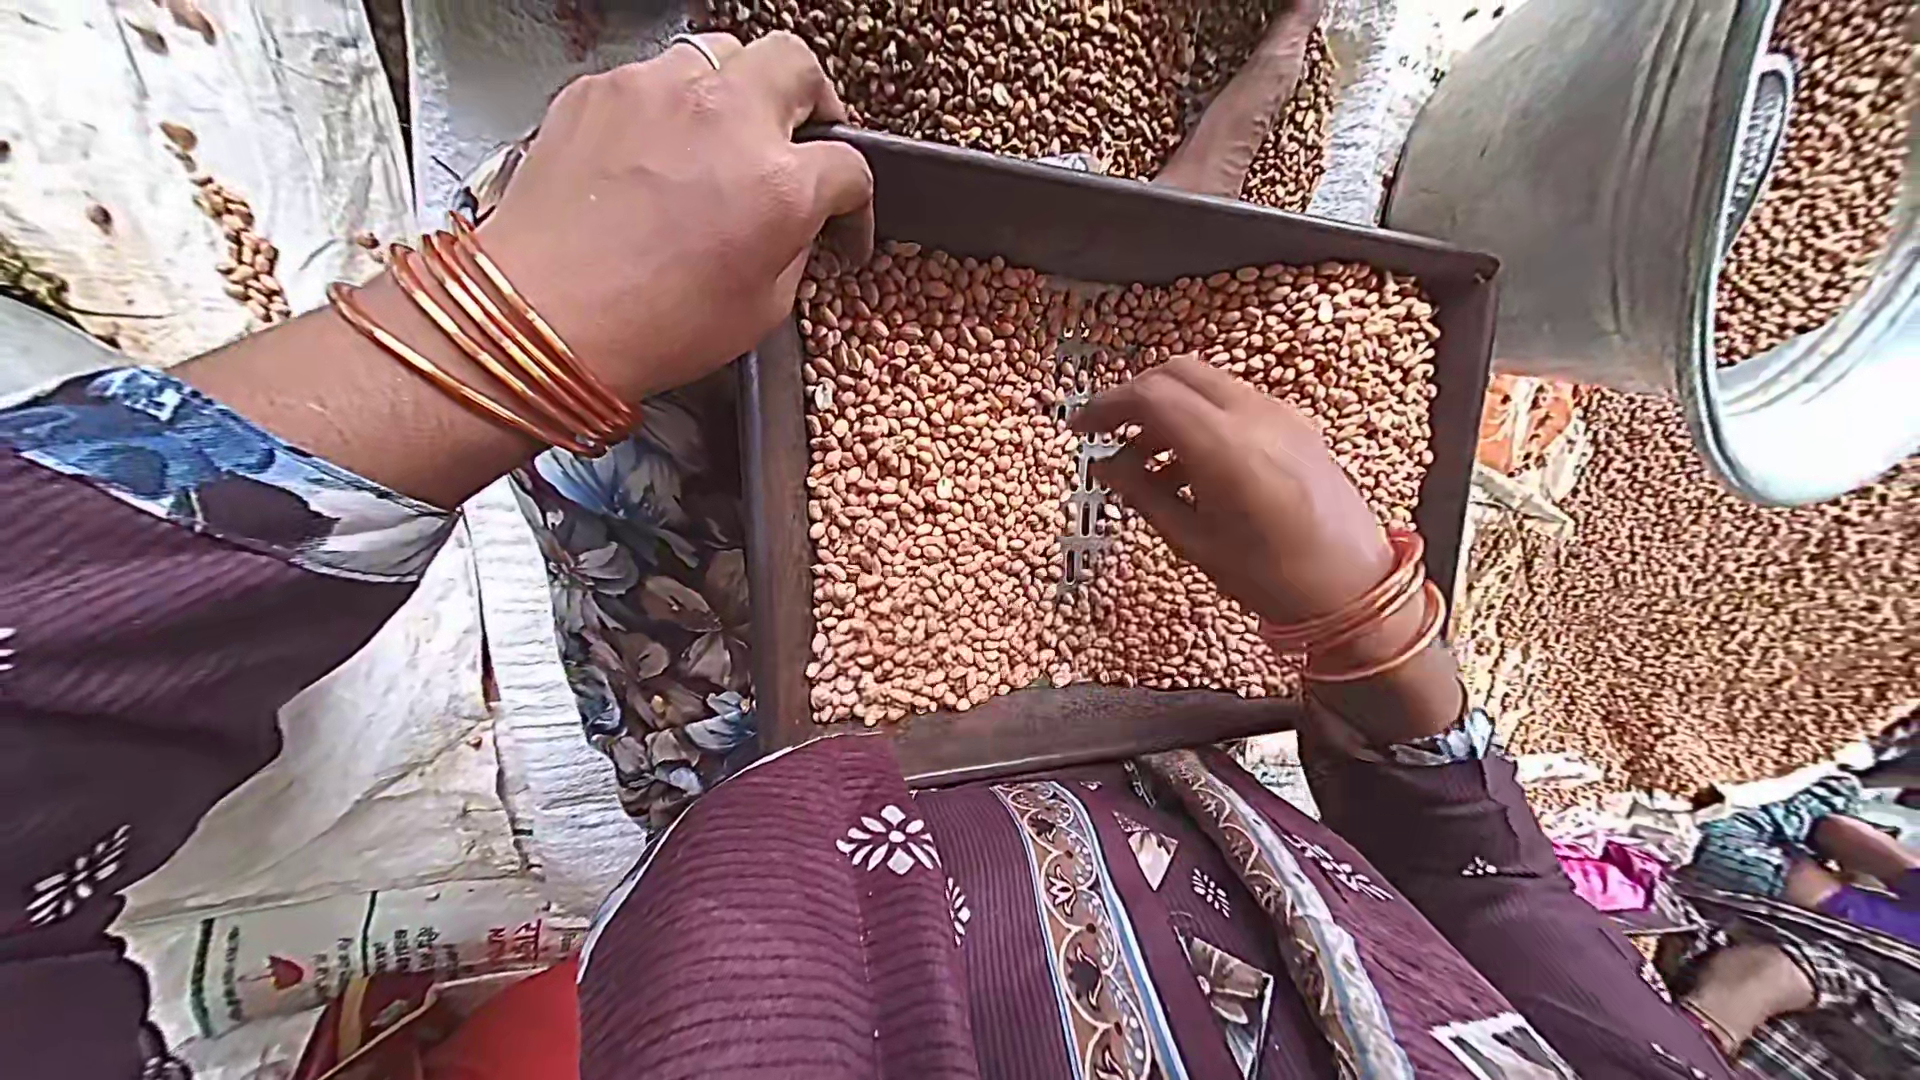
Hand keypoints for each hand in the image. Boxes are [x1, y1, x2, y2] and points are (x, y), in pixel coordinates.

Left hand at [477, 31, 874, 402]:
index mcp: (779, 185)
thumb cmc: (659, 326)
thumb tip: (797, 225)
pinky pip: (658, 77)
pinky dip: (679, 108)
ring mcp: (658, 91)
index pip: (849, 167)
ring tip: (733, 142)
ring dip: (745, 94)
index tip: (845, 226)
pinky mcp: (601, 89)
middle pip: (798, 65)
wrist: (550, 316)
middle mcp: (726, 118)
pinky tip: (667, 154)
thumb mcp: (762, 308)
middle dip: (817, 104)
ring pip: (725, 54)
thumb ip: (793, 250)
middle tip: (809, 144)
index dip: (858, 202)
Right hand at [1072, 355, 1391, 624]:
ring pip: (1203, 383)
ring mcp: (1279, 414)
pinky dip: (1194, 418)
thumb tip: (1104, 464)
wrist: (1353, 588)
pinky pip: (1229, 402)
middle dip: (1132, 398)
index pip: (1150, 396)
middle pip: (1175, 373)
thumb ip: (1141, 493)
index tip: (1079, 428)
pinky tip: (1182, 465)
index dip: (1105, 406)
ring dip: (1163, 408)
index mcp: (1226, 448)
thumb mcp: (1192, 540)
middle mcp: (1255, 415)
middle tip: (1107, 434)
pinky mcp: (1292, 423)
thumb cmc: (1269, 576)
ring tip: (1141, 460)